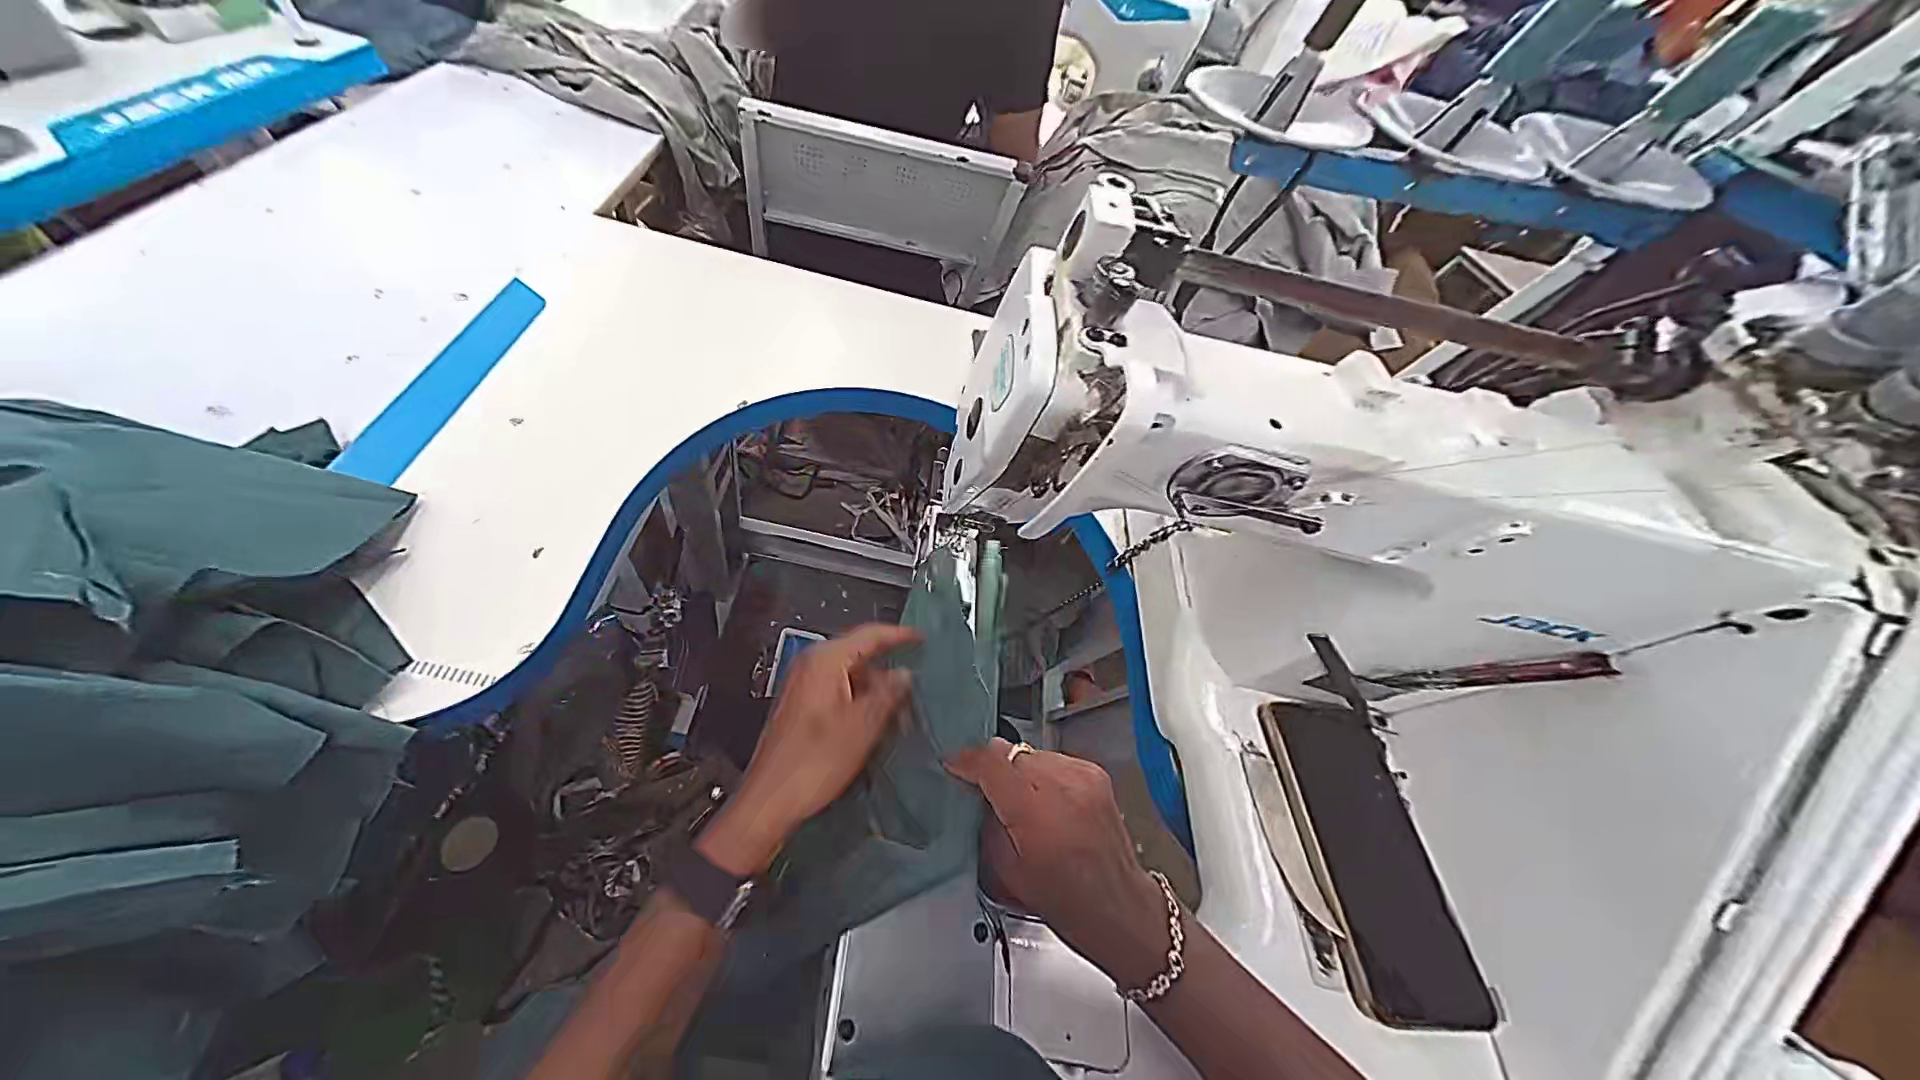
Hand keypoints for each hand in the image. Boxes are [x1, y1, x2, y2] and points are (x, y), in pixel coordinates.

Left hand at [696, 623, 919, 876]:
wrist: (771, 800)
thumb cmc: (814, 761)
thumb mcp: (863, 725)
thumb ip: (888, 693)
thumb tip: (904, 674)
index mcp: (825, 661)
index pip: (870, 634)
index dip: (900, 635)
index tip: (923, 638)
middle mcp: (811, 666)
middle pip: (861, 655)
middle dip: (889, 672)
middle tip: (916, 688)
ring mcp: (804, 686)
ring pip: (851, 677)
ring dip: (876, 692)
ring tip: (900, 715)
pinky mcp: (802, 707)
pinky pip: (839, 692)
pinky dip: (860, 703)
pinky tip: (876, 725)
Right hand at [947, 737, 1170, 988]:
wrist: (1120, 907)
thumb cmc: (1070, 902)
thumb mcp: (1007, 870)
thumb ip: (986, 822)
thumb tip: (976, 791)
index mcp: (1037, 813)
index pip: (992, 762)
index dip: (967, 760)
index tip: (954, 763)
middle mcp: (1063, 787)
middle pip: (1010, 753)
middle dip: (994, 769)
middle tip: (988, 794)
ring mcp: (1083, 777)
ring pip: (1031, 753)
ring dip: (1019, 771)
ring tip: (1024, 804)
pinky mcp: (1095, 774)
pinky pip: (1054, 760)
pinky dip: (1044, 774)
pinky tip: (1047, 802)